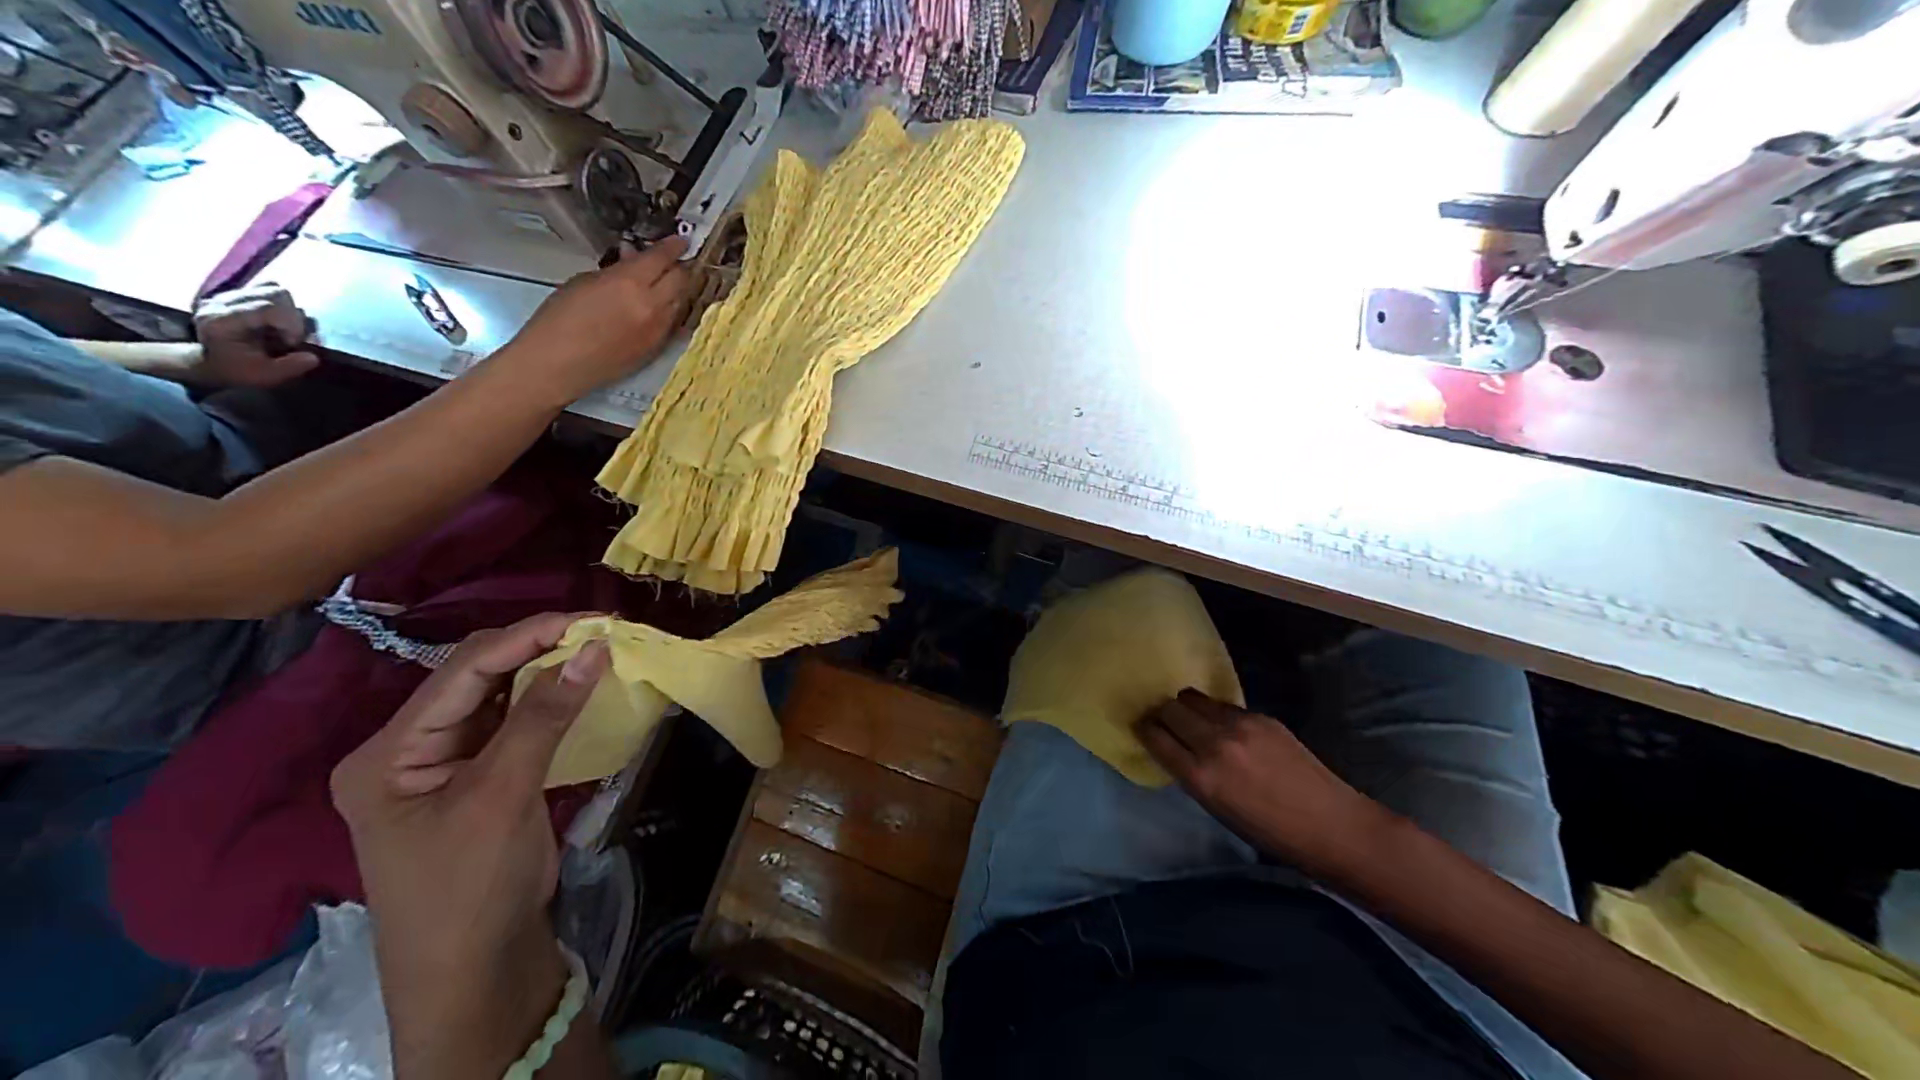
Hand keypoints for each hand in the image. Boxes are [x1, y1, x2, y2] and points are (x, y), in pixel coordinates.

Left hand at [192, 283, 319, 386]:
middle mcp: (221, 301)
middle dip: (292, 315)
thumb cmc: (239, 370)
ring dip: (288, 308)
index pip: (269, 307)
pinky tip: (276, 319)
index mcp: (223, 320)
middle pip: (274, 293)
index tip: (292, 343)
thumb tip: (312, 357)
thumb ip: (290, 366)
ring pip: (272, 288)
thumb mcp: (265, 375)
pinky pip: (265, 288)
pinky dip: (280, 303)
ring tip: (283, 326)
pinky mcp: (236, 293)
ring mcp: (227, 294)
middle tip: (289, 335)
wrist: (210, 362)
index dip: (292, 325)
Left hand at [331, 613, 609, 1078]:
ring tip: (596, 649)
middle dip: (536, 648)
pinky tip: (578, 686)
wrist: (474, 970)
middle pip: (476, 677)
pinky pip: (514, 722)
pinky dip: (548, 701)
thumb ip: (543, 717)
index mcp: (388, 751)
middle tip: (600, 631)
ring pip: (498, 696)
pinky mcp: (479, 776)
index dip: (525, 636)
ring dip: (545, 672)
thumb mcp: (503, 797)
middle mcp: (409, 747)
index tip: (589, 619)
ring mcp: (444, 762)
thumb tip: (595, 648)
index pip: (462, 671)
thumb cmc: (470, 887)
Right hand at [498, 235, 689, 404]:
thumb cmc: (561, 318)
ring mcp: (660, 329)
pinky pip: (673, 322)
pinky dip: (670, 309)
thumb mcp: (585, 282)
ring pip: (680, 302)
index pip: (663, 259)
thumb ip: (617, 269)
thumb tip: (633, 257)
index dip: (674, 246)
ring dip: (675, 289)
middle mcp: (653, 306)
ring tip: (662, 282)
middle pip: (681, 280)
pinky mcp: (658, 348)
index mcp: (631, 283)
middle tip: (669, 261)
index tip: (681, 240)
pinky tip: (657, 305)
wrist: (559, 364)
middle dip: (677, 267)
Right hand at [1136, 689, 1385, 874]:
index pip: (1155, 736)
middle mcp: (1215, 744)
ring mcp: (1240, 725)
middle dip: (1162, 713)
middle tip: (1164, 720)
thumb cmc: (1268, 831)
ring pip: (1194, 698)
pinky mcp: (1262, 716)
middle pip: (1170, 708)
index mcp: (1200, 776)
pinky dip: (1215, 712)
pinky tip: (1225, 727)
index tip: (1143, 729)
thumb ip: (1191, 773)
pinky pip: (1223, 705)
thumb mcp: (1216, 807)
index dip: (1145, 729)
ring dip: (1186, 706)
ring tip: (1192, 718)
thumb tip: (1173, 747)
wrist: (1330, 824)